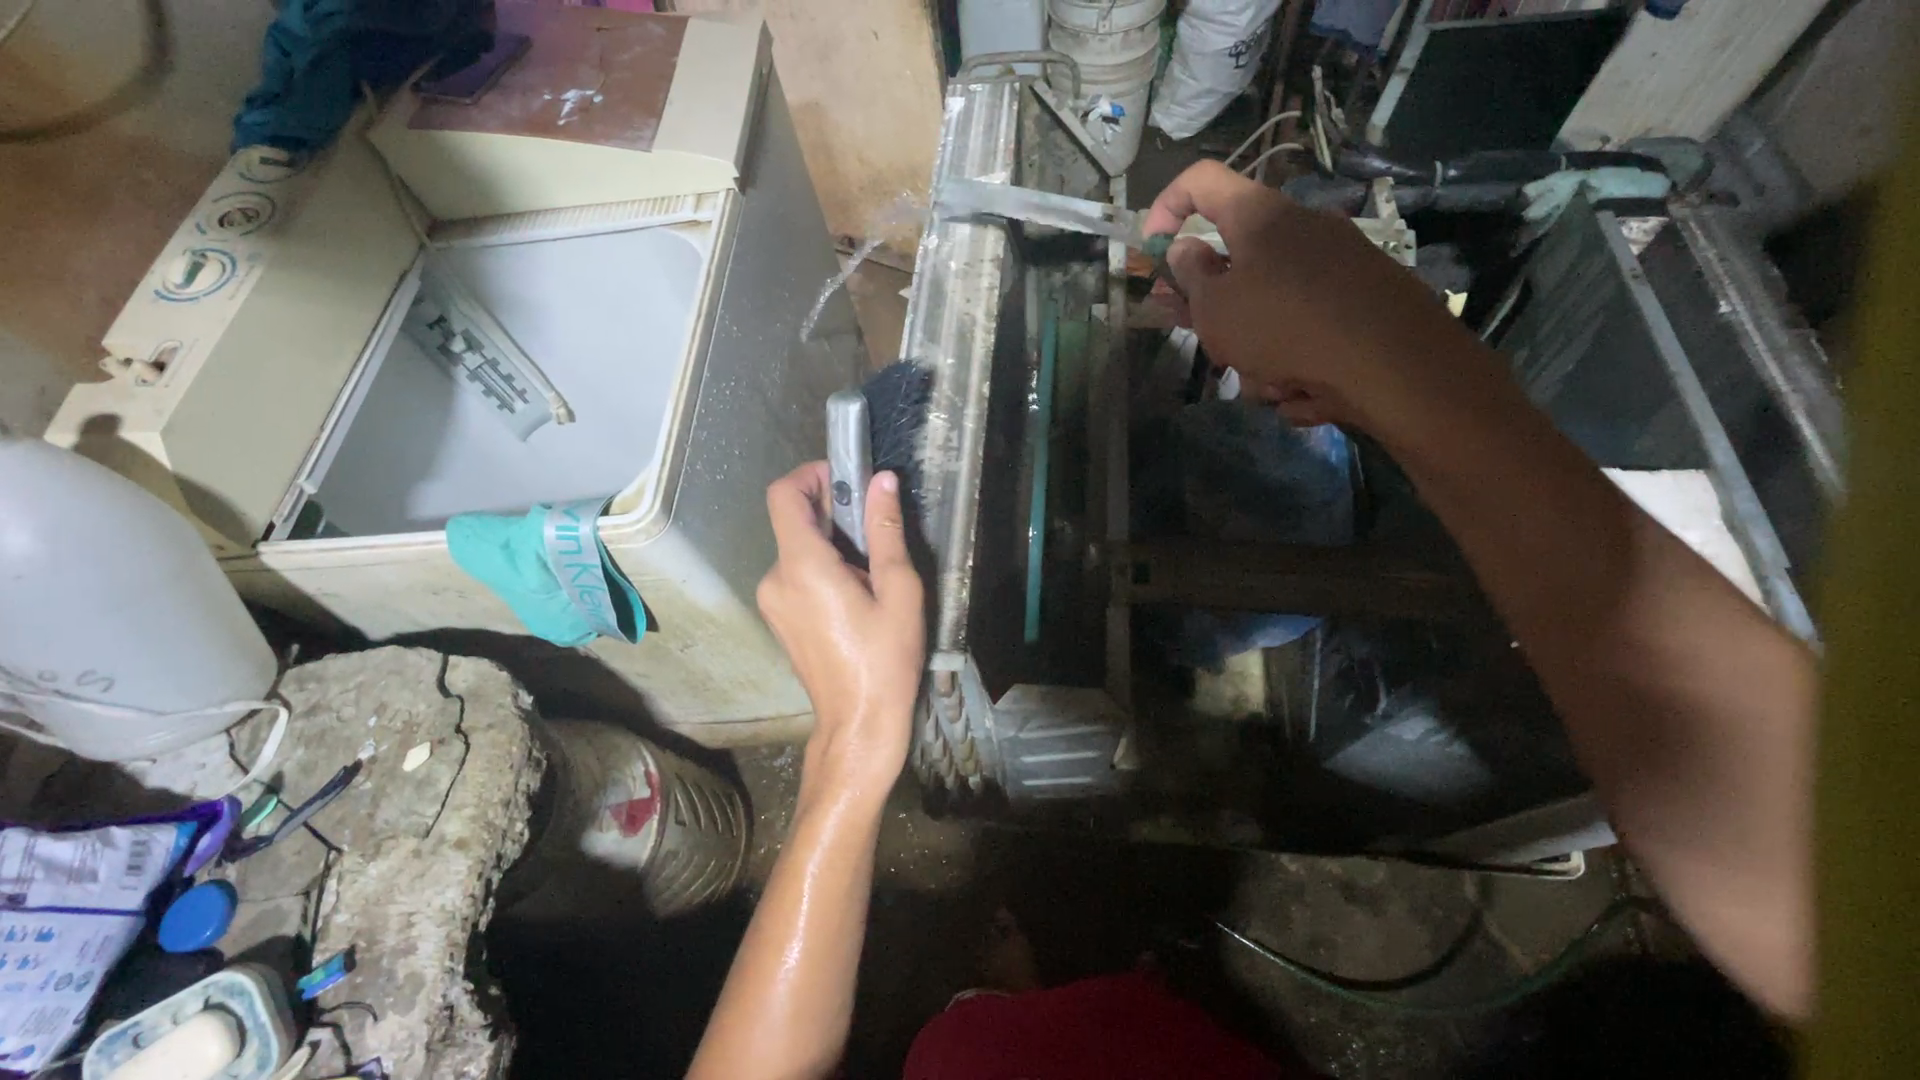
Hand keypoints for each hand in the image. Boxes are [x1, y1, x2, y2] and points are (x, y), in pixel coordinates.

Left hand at [757, 462, 925, 799]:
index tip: (846, 479)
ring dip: (831, 546)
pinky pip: (796, 576)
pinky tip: (856, 597)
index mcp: (802, 566)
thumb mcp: (899, 590)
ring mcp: (772, 601)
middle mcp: (775, 578)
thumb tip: (883, 481)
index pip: (784, 494)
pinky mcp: (779, 619)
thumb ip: (886, 530)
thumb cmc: (885, 659)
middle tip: (877, 530)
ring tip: (873, 575)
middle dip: (833, 514)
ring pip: (797, 551)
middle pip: (793, 522)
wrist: (859, 722)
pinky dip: (822, 570)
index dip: (811, 475)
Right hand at [1143, 161, 1486, 430]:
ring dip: (1260, 354)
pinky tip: (1307, 392)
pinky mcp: (1362, 305)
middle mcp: (1301, 230)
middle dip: (1217, 312)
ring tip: (1270, 384)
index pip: (1200, 181)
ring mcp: (1336, 267)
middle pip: (1237, 263)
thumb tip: (1185, 249)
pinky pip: (1308, 335)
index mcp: (1259, 216)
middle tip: (1206, 341)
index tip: (1151, 251)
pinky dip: (1300, 366)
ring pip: (1271, 311)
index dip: (1166, 208)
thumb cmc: (1284, 325)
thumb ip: (1190, 277)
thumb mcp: (1215, 307)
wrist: (1392, 363)